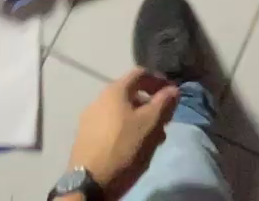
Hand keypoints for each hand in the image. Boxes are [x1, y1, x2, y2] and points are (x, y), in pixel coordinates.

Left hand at [64, 67, 179, 197]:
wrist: (88, 184)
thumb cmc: (123, 148)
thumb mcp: (150, 124)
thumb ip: (164, 103)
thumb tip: (173, 89)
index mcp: (114, 90)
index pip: (141, 73)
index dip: (159, 80)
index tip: (172, 94)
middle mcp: (99, 99)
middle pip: (131, 94)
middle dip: (151, 106)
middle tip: (164, 121)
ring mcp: (89, 119)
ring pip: (121, 112)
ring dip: (140, 120)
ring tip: (151, 139)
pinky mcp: (85, 138)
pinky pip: (111, 126)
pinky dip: (126, 130)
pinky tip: (133, 148)